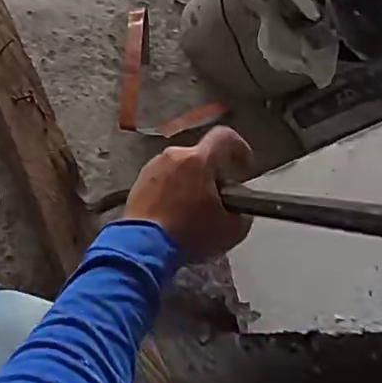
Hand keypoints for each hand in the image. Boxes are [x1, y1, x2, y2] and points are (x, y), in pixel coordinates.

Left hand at [121, 126, 254, 261]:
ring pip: (181, 168)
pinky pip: (163, 179)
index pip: (224, 137)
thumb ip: (242, 208)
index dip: (239, 148)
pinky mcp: (139, 180)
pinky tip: (174, 215)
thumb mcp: (233, 229)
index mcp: (198, 160)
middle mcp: (173, 156)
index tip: (242, 166)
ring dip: (190, 184)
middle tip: (216, 201)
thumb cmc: (188, 235)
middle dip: (212, 175)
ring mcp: (153, 166)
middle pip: (201, 156)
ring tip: (193, 213)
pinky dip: (172, 192)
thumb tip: (236, 203)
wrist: (143, 246)